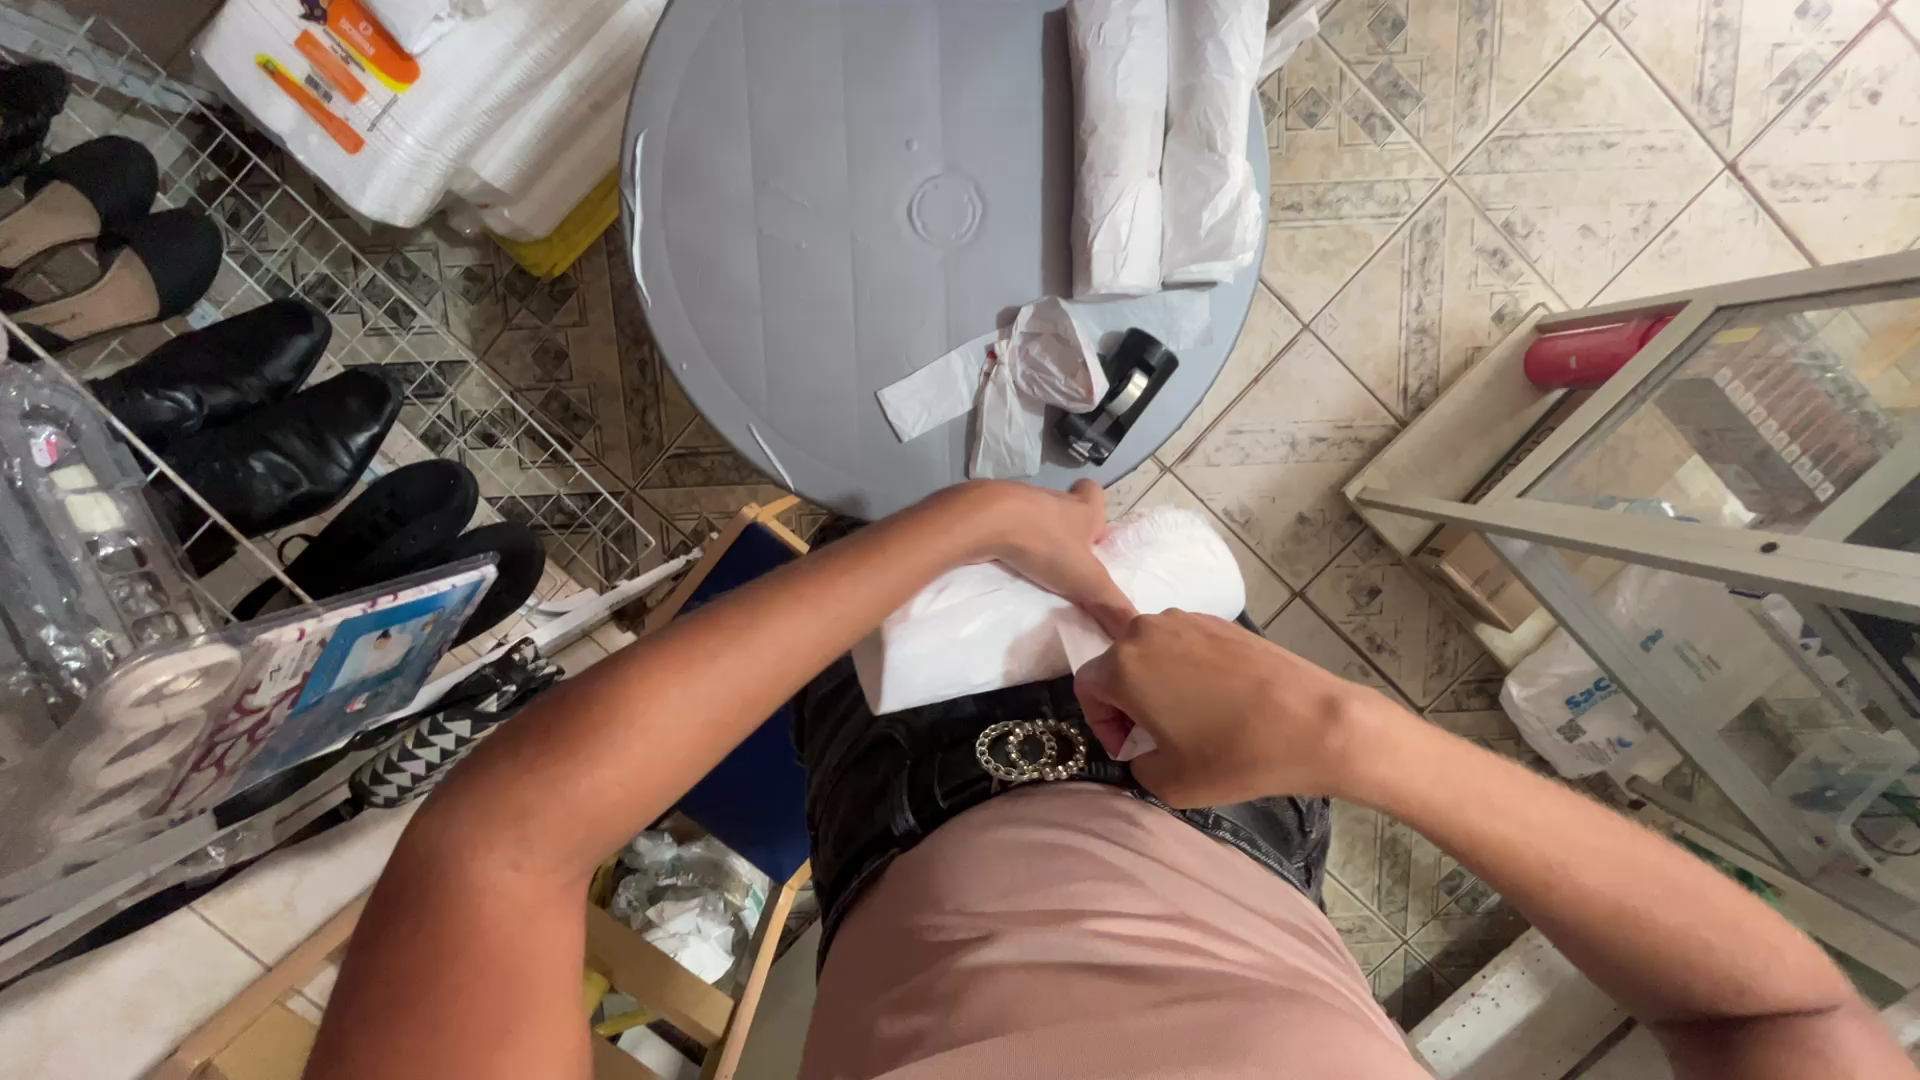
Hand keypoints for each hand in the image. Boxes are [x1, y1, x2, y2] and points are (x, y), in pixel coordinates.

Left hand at [935, 479, 1136, 636]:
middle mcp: (1050, 499)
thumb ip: (1112, 606)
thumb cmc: (1046, 544)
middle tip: (1064, 559)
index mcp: (1080, 508)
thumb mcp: (1087, 581)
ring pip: (1031, 516)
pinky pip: (1001, 525)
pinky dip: (1004, 541)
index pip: (1092, 492)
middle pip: (1062, 508)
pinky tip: (1002, 561)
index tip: (1093, 534)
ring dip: (1034, 537)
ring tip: (1033, 567)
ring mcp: (1016, 502)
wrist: (985, 521)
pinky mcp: (986, 512)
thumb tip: (1137, 630)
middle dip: (1065, 530)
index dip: (1095, 509)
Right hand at [1073, 609, 1410, 805]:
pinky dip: (1186, 668)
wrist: (1314, 723)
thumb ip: (1134, 764)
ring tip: (1190, 716)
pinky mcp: (1219, 620)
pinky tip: (1218, 698)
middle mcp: (1145, 631)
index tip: (1130, 748)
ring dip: (1156, 681)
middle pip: (1116, 665)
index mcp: (1122, 666)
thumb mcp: (1168, 782)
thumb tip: (1141, 749)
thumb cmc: (1233, 755)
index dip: (1101, 723)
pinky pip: (1183, 643)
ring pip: (1150, 651)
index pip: (1085, 687)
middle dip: (1127, 701)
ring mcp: (1185, 620)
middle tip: (1156, 735)